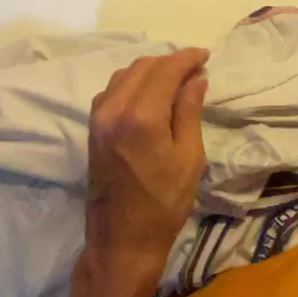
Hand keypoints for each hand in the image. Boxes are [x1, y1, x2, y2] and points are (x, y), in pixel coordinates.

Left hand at [76, 47, 209, 296]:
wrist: (122, 240)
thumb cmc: (164, 204)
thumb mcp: (189, 158)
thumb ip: (190, 111)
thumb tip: (196, 78)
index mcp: (141, 116)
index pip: (165, 70)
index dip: (187, 58)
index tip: (206, 56)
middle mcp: (114, 109)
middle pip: (142, 67)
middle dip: (170, 62)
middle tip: (196, 69)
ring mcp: (98, 118)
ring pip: (124, 75)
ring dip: (150, 71)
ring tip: (176, 80)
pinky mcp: (92, 129)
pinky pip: (112, 91)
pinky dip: (133, 83)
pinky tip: (150, 94)